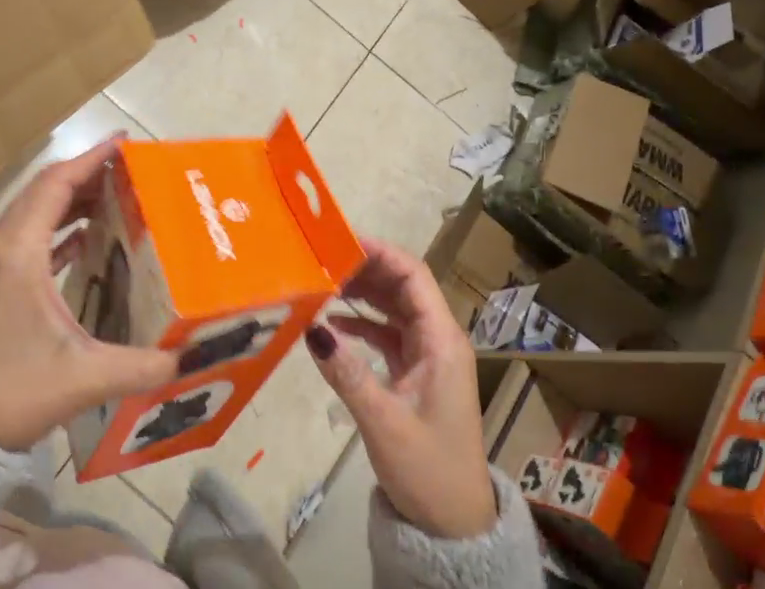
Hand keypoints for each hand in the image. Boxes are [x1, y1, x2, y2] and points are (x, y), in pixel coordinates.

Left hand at [0, 135, 180, 451]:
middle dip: (87, 177)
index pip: (56, 184)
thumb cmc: (11, 392)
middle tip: (132, 173)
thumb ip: (143, 365)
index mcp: (17, 252)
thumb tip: (190, 358)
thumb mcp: (84, 377)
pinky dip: (54, 232)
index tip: (125, 143)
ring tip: (115, 200)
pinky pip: (23, 241)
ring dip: (70, 204)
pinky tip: (83, 243)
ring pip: (31, 216)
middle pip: (43, 193)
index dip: (92, 159)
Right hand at [306, 238, 497, 539]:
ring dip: (362, 294)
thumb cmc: (428, 470)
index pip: (413, 277)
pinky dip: (361, 325)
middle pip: (403, 287)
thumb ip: (348, 374)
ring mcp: (428, 356)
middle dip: (365, 268)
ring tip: (321, 281)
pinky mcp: (416, 373)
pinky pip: (388, 334)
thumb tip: (311, 329)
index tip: (340, 240)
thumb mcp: (383, 422)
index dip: (380, 253)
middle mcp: (438, 339)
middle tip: (320, 258)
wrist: (453, 523)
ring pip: (394, 308)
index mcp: (442, 341)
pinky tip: (331, 324)